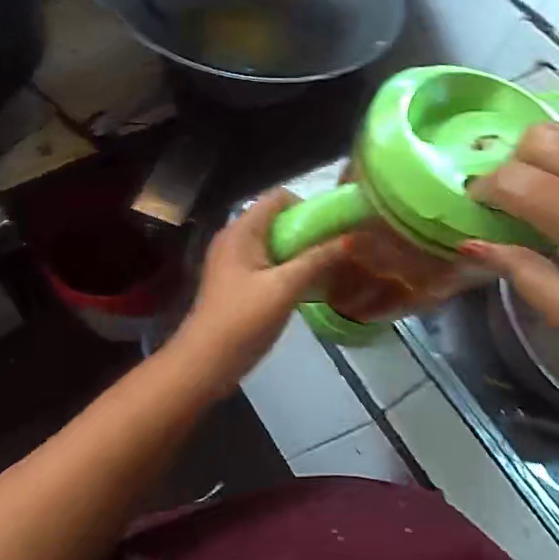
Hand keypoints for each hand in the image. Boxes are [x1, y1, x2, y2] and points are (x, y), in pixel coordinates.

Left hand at [168, 189, 342, 385]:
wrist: (205, 362)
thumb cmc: (243, 320)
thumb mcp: (285, 287)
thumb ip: (318, 259)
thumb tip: (353, 237)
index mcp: (241, 231)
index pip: (278, 197)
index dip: (308, 205)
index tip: (335, 226)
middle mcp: (234, 239)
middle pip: (277, 220)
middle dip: (308, 230)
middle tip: (338, 248)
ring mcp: (233, 262)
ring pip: (273, 243)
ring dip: (300, 251)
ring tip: (330, 265)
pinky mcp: (236, 282)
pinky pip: (267, 263)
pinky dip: (288, 267)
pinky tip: (309, 285)